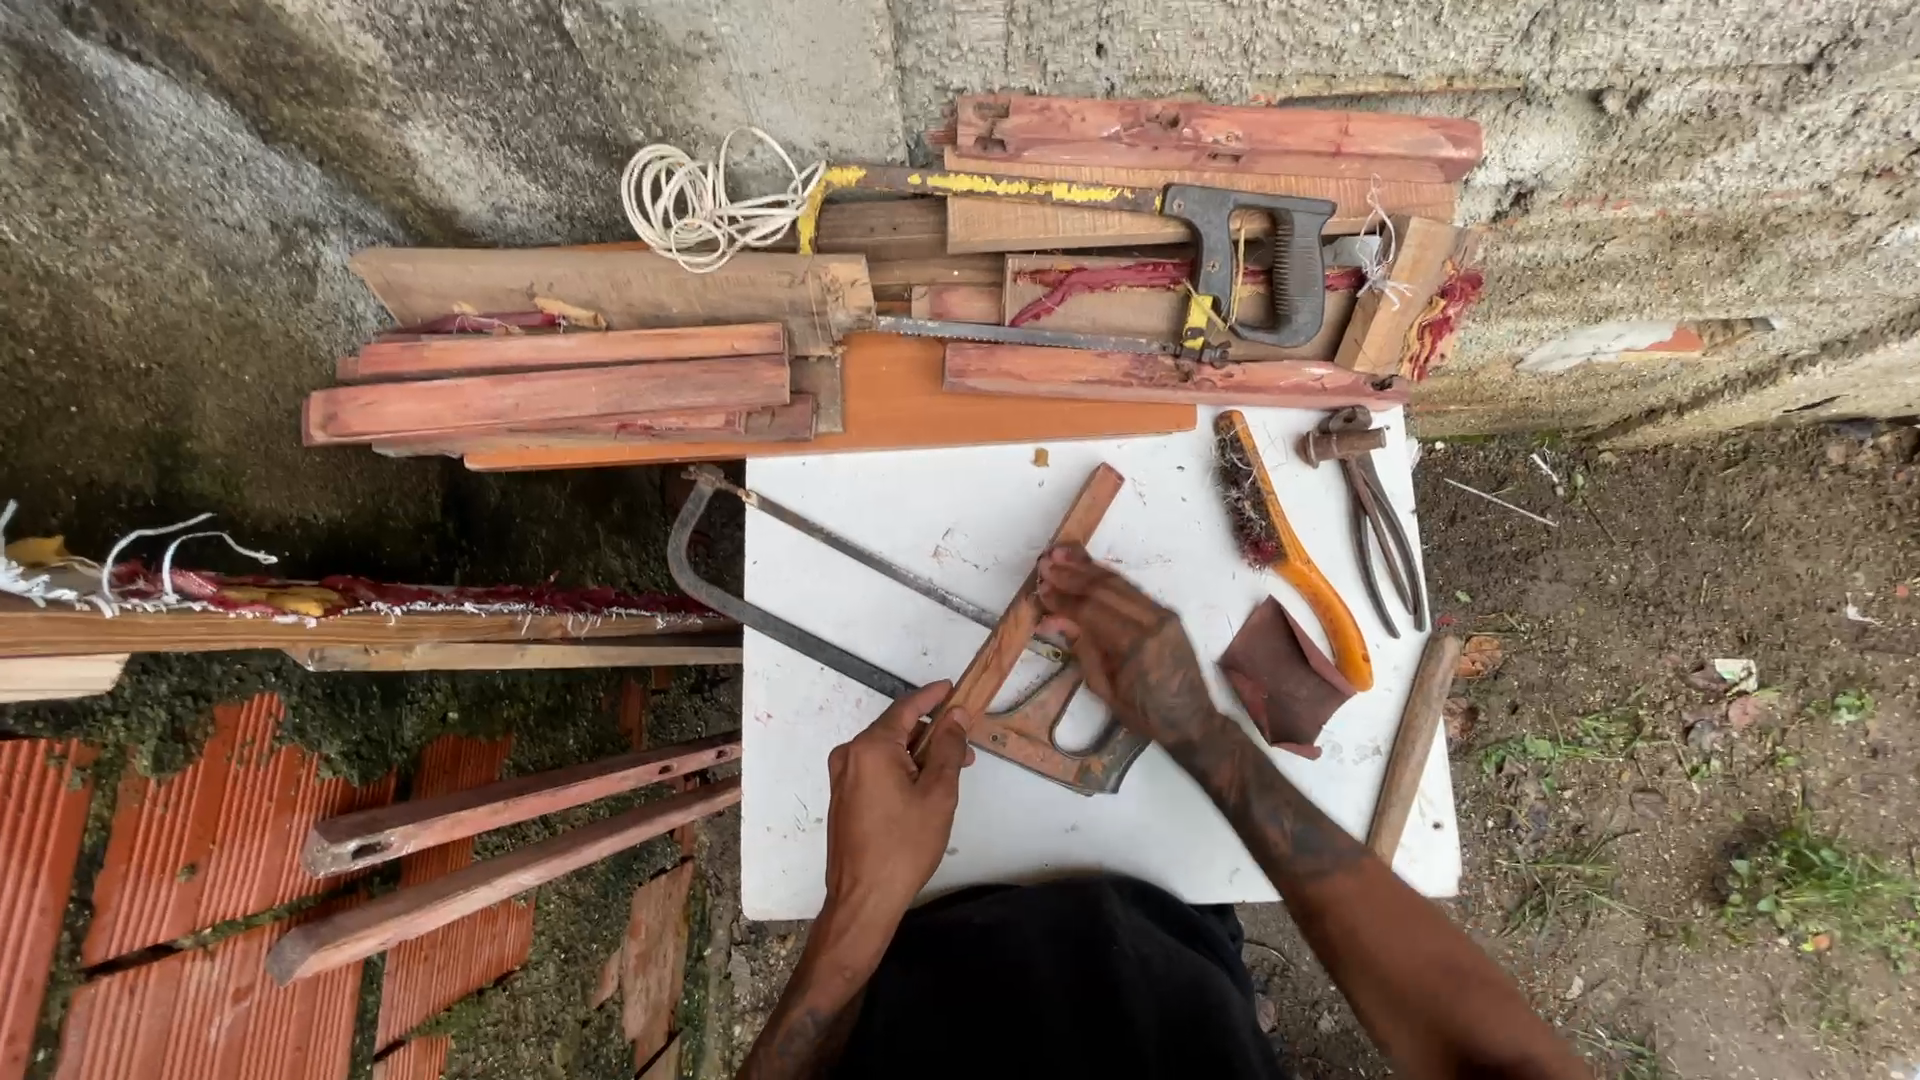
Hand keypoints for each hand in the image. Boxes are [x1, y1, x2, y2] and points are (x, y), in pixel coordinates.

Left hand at [822, 682, 974, 933]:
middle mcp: (850, 754)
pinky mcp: (843, 797)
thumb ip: (948, 748)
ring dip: (919, 754)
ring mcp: (842, 777)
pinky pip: (876, 769)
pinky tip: (924, 788)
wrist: (863, 899)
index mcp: (871, 747)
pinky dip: (902, 769)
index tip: (954, 689)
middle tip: (964, 747)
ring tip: (951, 772)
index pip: (906, 707)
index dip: (933, 696)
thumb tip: (955, 717)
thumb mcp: (938, 793)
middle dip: (932, 733)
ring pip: (887, 751)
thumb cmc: (904, 845)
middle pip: (897, 729)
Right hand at [1036, 544, 1226, 747]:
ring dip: (1087, 567)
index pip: (1090, 611)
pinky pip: (1132, 589)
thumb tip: (1054, 619)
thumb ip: (1082, 648)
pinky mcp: (1167, 613)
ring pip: (1119, 582)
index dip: (1063, 599)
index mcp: (1134, 645)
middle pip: (1104, 589)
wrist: (1191, 719)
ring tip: (1060, 555)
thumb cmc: (1144, 714)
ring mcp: (1163, 614)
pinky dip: (1106, 577)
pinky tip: (1087, 567)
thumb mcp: (1104, 688)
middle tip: (1044, 564)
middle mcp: (1152, 622)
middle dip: (1071, 575)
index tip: (1041, 590)